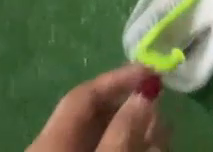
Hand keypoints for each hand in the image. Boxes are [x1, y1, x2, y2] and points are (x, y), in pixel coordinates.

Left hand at [28, 66, 170, 151]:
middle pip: (95, 113)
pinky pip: (102, 149)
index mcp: (50, 140)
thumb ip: (123, 130)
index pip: (85, 93)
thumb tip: (147, 91)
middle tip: (162, 104)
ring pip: (102, 134)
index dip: (120, 76)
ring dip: (135, 127)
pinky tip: (148, 147)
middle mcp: (52, 146)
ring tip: (162, 130)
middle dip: (132, 105)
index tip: (155, 68)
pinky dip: (126, 146)